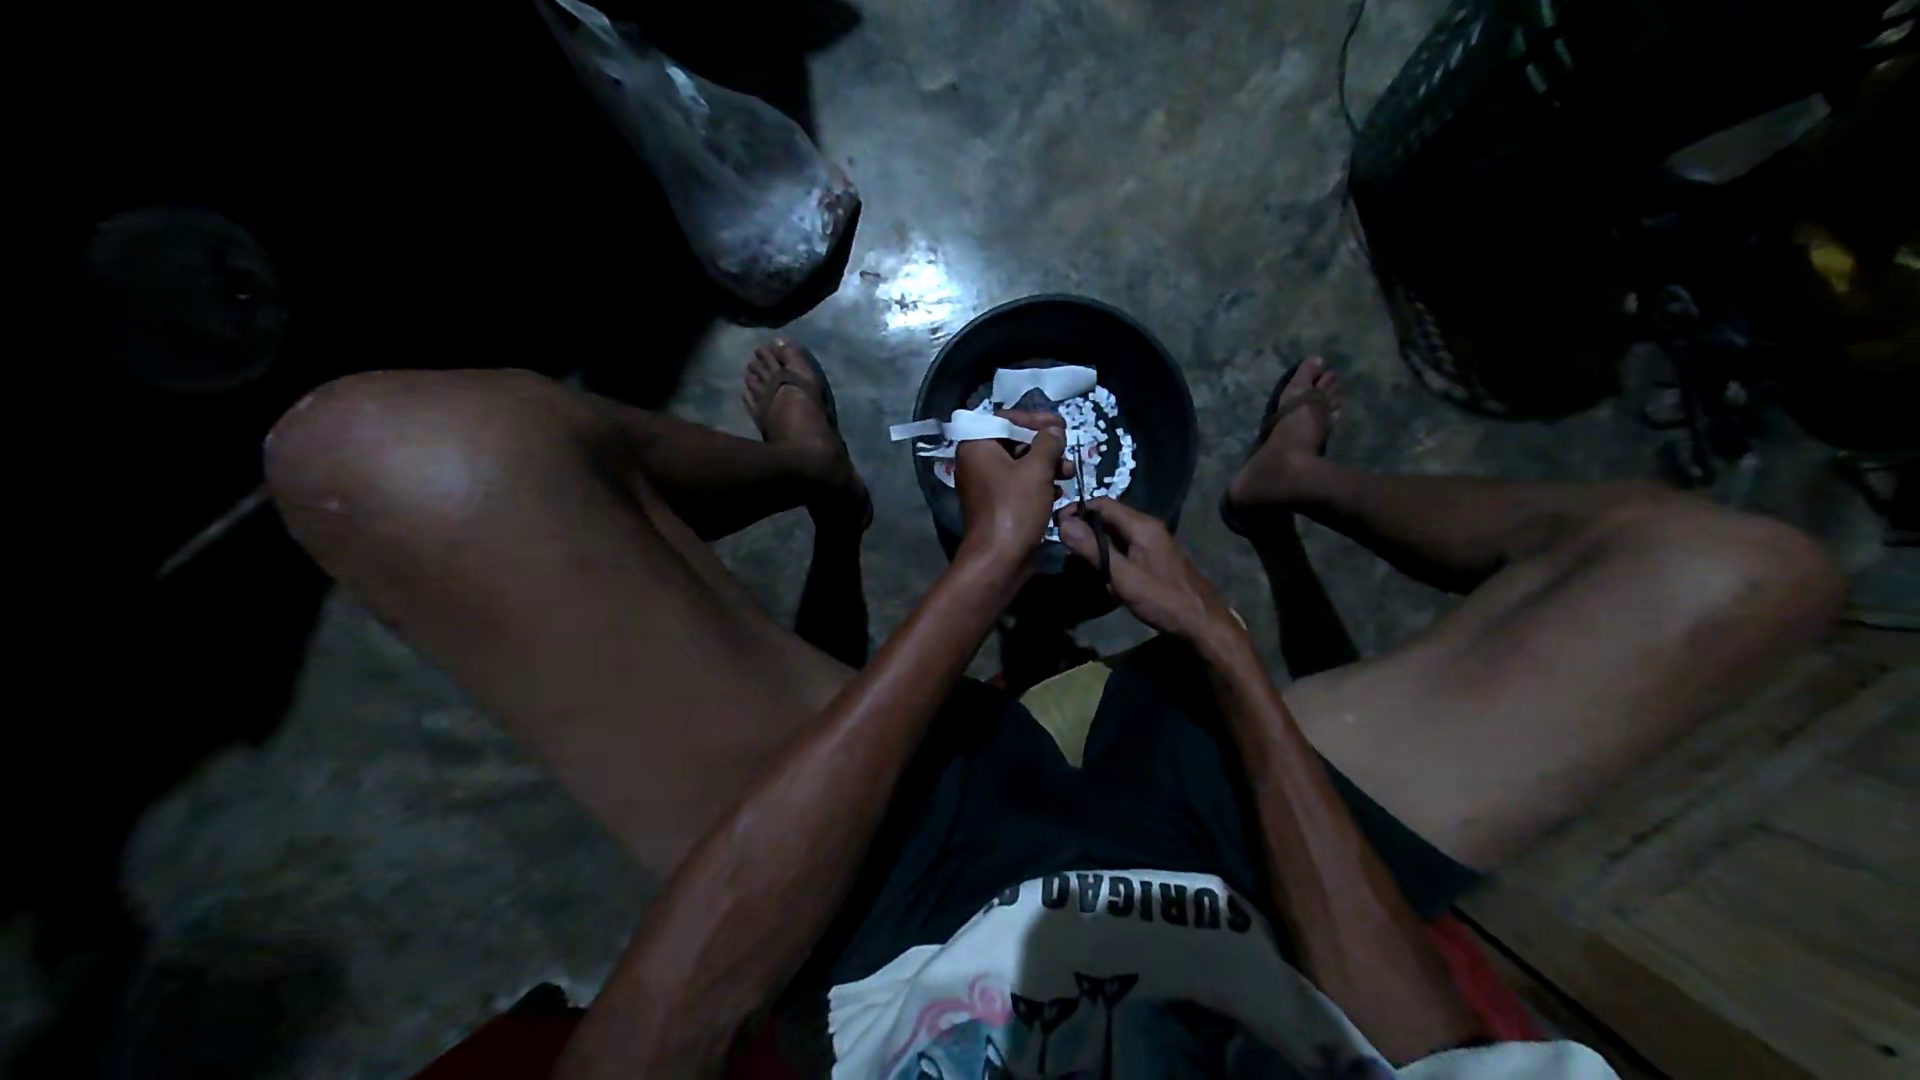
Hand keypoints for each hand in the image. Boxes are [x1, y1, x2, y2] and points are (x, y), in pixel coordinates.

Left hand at [955, 410, 1068, 565]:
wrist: (1000, 558)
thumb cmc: (1015, 507)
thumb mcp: (1037, 469)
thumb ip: (1048, 443)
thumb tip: (1054, 430)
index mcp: (976, 446)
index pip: (1005, 419)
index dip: (1034, 419)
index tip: (1059, 425)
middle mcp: (976, 462)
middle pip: (1013, 441)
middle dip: (1044, 446)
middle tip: (1066, 449)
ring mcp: (985, 485)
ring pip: (1019, 464)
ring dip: (1046, 466)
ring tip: (1069, 473)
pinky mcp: (997, 504)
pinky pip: (1018, 485)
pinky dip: (1038, 484)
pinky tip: (1058, 492)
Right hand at [1059, 498, 1238, 642]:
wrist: (1203, 624)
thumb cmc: (1163, 600)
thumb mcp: (1123, 577)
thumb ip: (1094, 550)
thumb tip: (1064, 524)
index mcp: (1142, 526)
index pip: (1103, 504)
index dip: (1077, 510)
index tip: (1056, 527)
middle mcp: (1148, 528)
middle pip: (1108, 518)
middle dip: (1084, 530)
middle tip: (1065, 549)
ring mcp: (1153, 544)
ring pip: (1115, 535)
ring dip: (1095, 546)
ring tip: (1079, 565)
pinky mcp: (1154, 559)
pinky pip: (1125, 549)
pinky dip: (1109, 558)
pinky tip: (1101, 577)